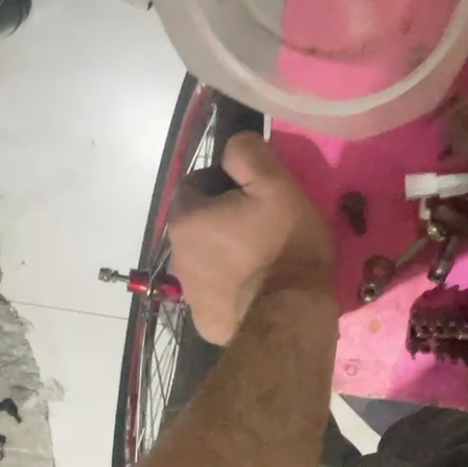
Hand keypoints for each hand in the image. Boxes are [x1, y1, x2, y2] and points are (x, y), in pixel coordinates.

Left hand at [167, 133, 332, 345]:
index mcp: (187, 218)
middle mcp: (177, 255)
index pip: (194, 185)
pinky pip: (214, 297)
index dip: (224, 184)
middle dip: (221, 221)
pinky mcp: (204, 321)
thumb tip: (232, 146)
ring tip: (261, 264)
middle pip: (197, 225)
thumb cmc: (283, 245)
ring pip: (204, 262)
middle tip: (260, 229)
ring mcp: (189, 293)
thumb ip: (247, 154)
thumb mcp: (276, 184)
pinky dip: (229, 291)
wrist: (290, 315)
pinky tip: (255, 293)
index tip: (253, 196)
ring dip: (224, 257)